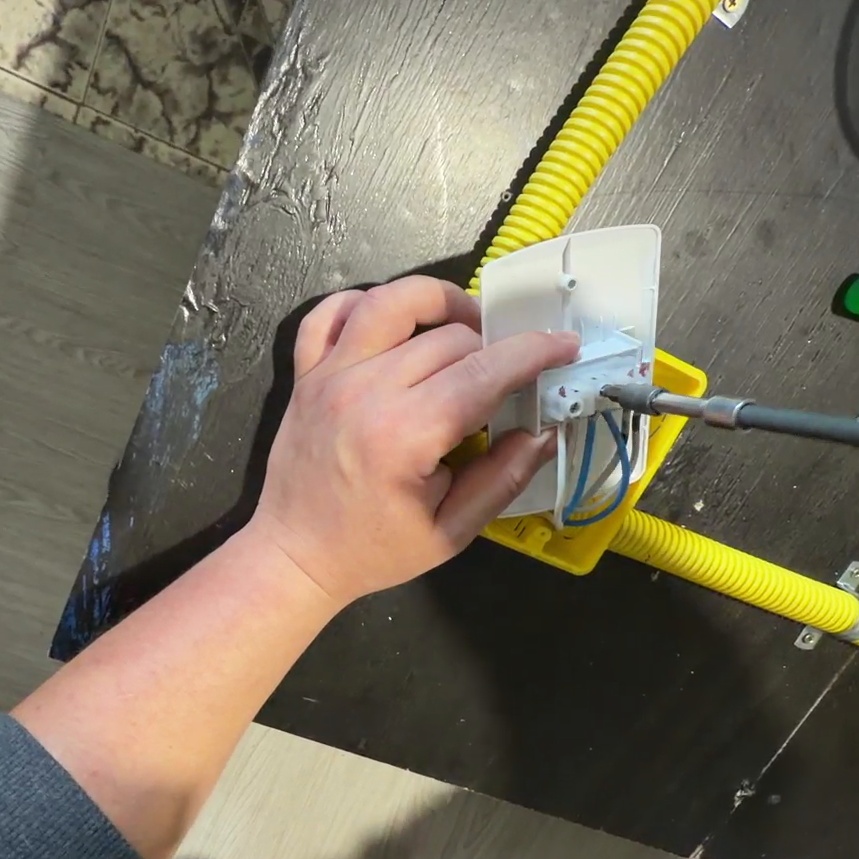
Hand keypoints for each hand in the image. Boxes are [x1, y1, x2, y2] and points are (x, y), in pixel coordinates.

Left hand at [242, 276, 577, 605]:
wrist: (295, 556)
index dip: (534, 352)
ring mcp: (328, 377)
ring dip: (437, 303)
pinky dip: (363, 304)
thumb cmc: (372, 552)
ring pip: (391, 302)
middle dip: (493, 347)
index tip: (563, 347)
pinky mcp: (304, 376)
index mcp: (404, 435)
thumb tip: (544, 431)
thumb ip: (501, 479)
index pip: (484, 371)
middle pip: (448, 337)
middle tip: (508, 375)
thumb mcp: (449, 533)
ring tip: (464, 328)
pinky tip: (393, 325)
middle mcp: (364, 391)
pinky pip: (328, 313)